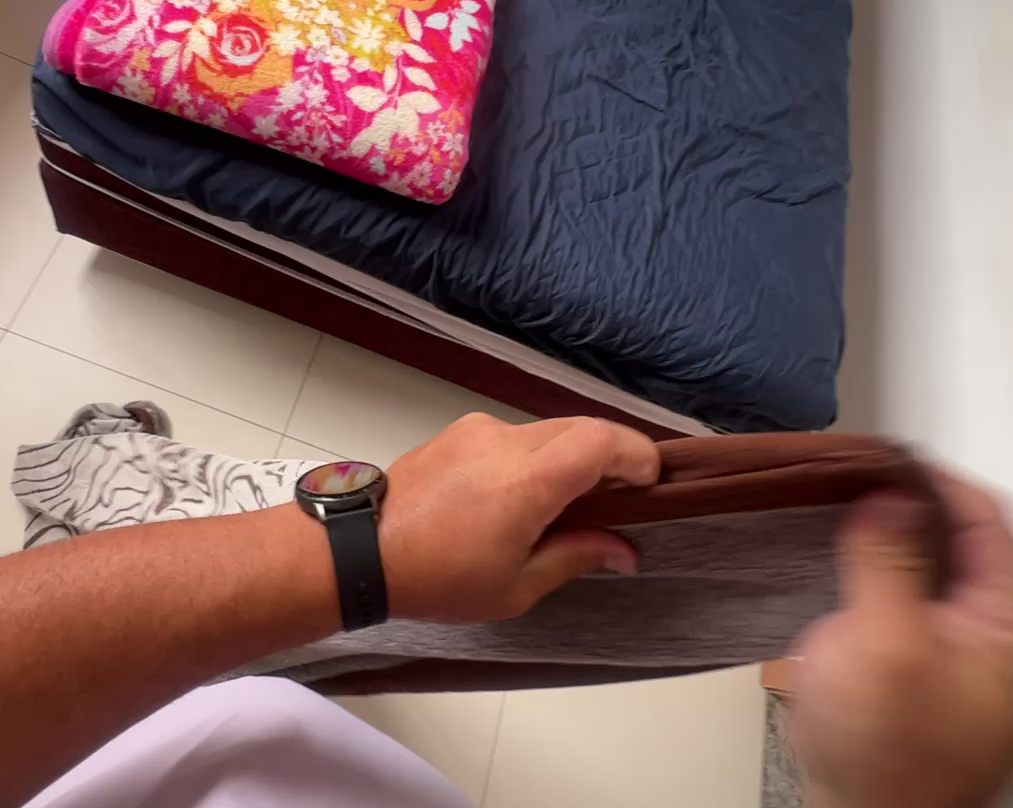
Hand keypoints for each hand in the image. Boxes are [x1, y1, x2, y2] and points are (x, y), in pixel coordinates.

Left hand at [376, 414, 660, 622]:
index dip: (636, 454)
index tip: (650, 484)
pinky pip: (513, 434)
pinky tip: (520, 494)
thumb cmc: (440, 578)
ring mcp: (478, 428)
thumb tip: (625, 549)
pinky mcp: (459, 429)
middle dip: (610, 455)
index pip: (600, 440)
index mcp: (526, 479)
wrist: (362, 549)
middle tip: (620, 497)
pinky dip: (535, 455)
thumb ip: (576, 556)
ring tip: (566, 503)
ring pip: (546, 429)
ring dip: (569, 456)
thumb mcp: (516, 586)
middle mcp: (504, 439)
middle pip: (579, 427)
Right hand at [787, 470, 1012, 807]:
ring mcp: (973, 642)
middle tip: (843, 474)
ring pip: (939, 555)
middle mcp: (1010, 628)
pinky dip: (884, 553)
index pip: (989, 517)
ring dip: (892, 523)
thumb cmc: (884, 733)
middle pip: (967, 533)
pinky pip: (918, 582)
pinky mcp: (936, 652)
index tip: (867, 453)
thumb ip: (891, 556)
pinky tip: (842, 543)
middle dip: (907, 497)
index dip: (931, 476)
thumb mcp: (885, 638)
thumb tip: (890, 487)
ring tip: (835, 499)